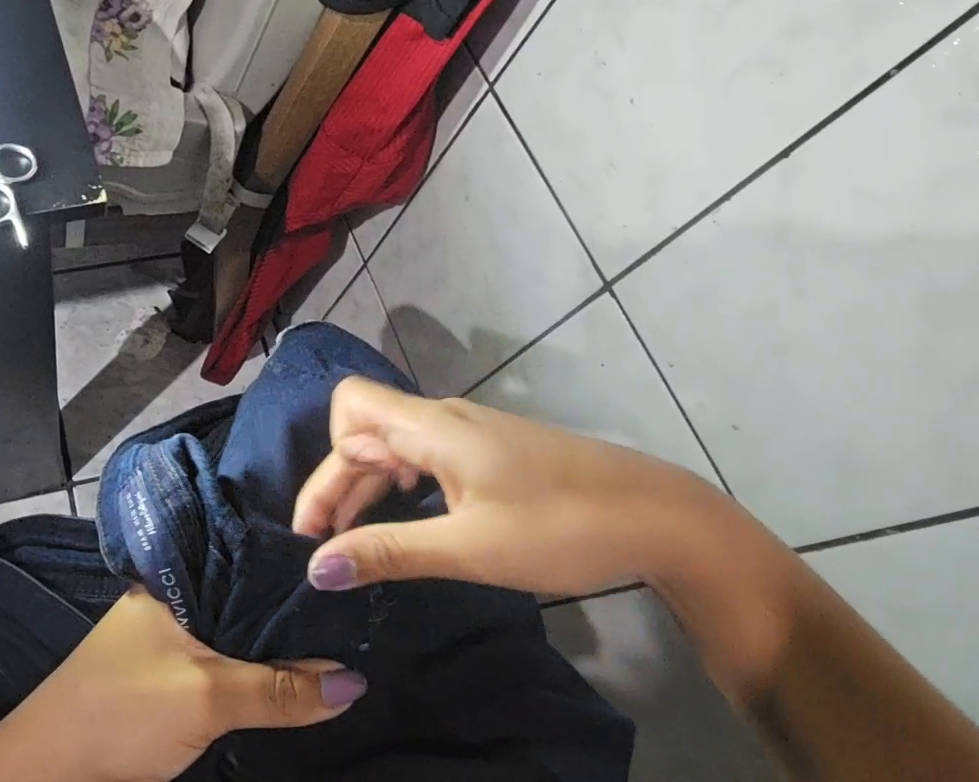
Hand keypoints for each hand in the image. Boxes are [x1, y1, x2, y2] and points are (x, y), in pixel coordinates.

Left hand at [0, 589, 366, 781]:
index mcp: (175, 579)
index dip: (295, 576)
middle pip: (249, 602)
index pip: (248, 562)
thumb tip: (355, 683)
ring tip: (344, 645)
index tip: (348, 582)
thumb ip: (279, 689)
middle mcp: (176, 600)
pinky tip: (297, 680)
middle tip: (358, 618)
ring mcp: (172, 641)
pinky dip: (260, 676)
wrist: (50, 773)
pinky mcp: (173, 679)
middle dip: (294, 618)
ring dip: (280, 651)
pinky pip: (229, 666)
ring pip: (241, 638)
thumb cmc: (123, 712)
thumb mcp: (206, 696)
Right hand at [292, 376, 720, 597]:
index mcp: (433, 428)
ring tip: (353, 546)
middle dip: (337, 486)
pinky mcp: (489, 452)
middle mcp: (444, 419)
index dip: (326, 462)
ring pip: (395, 446)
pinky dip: (400, 489)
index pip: (350, 411)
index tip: (318, 527)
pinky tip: (405, 522)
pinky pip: (423, 458)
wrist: (661, 516)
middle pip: (366, 432)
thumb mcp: (470, 548)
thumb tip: (317, 568)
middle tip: (323, 553)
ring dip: (367, 490)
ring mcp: (469, 433)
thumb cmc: (561, 528)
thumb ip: (390, 552)